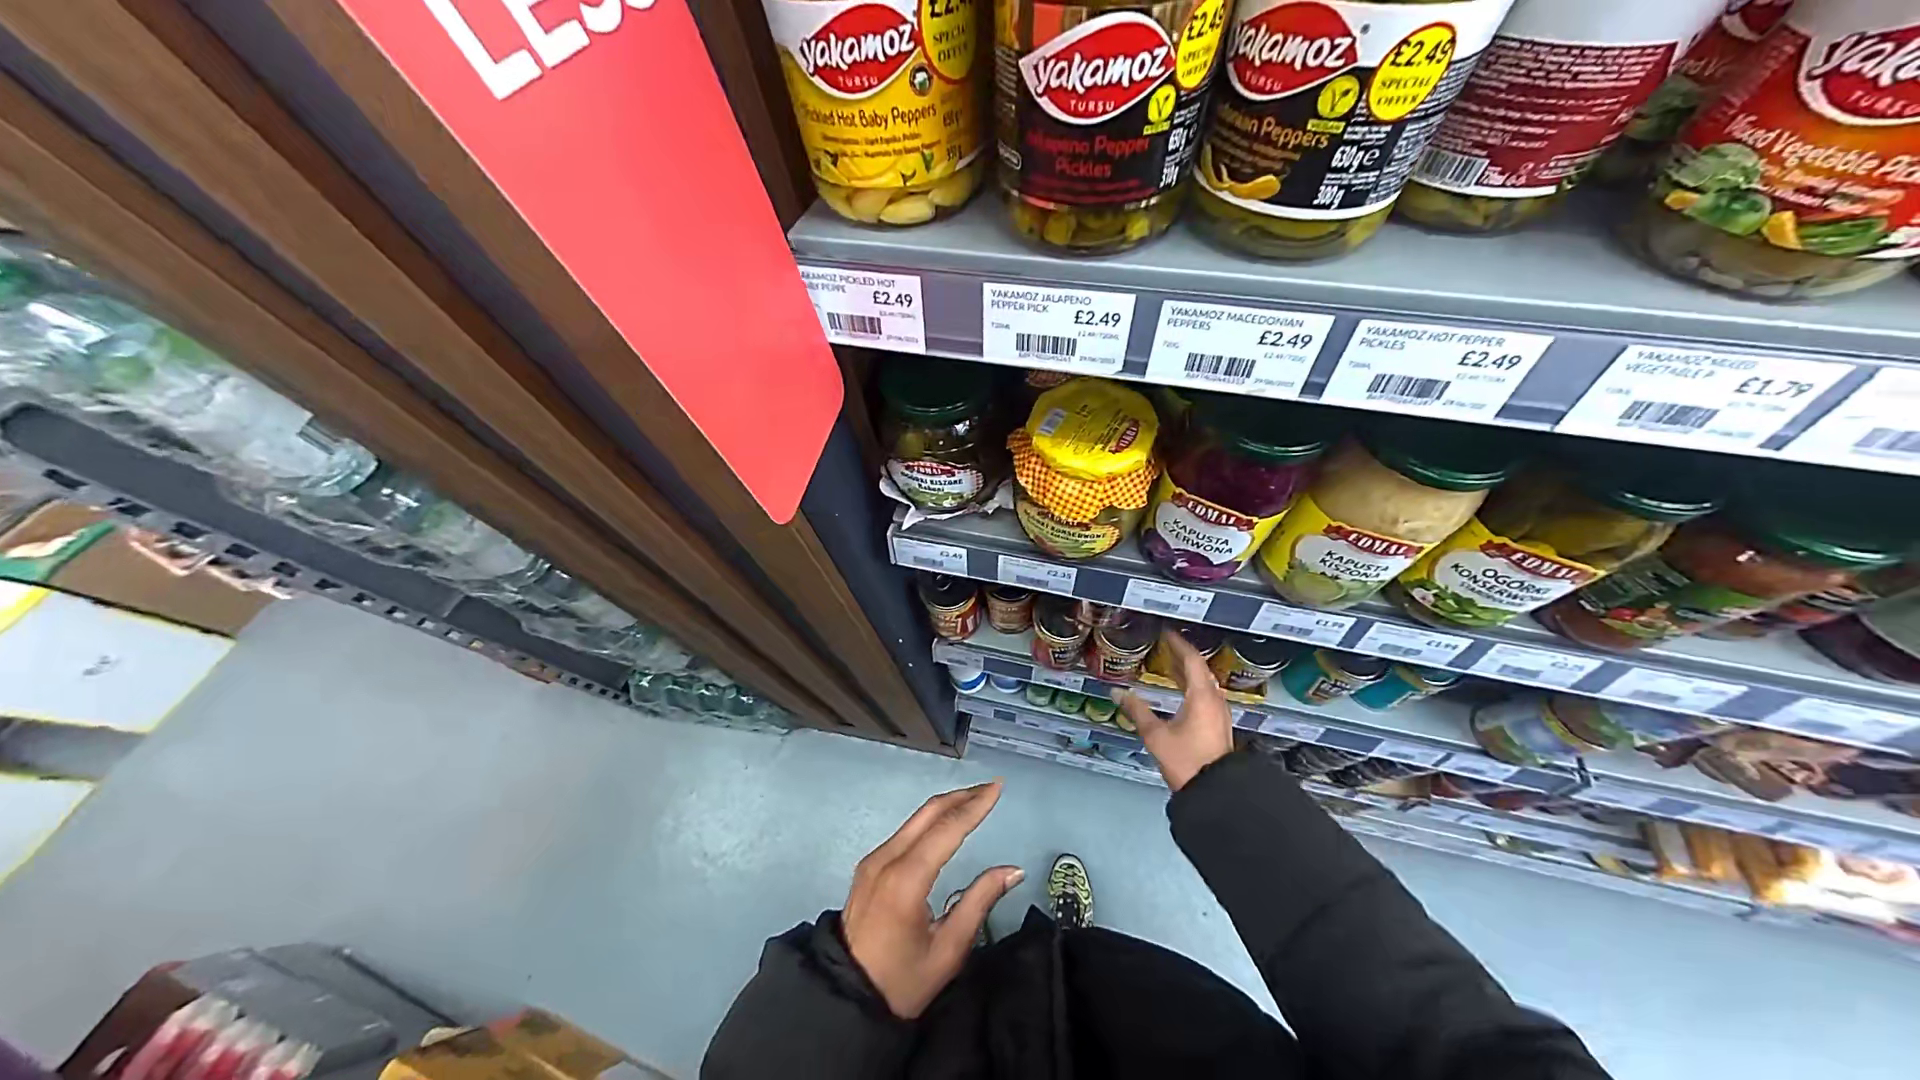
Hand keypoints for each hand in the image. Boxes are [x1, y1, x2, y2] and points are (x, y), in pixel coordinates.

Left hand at [843, 781, 1022, 1018]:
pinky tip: (946, 824)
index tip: (997, 788)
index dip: (975, 805)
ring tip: (975, 801)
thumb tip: (1012, 870)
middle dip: (962, 796)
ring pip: (915, 819)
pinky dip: (930, 820)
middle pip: (928, 813)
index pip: (947, 828)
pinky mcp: (868, 866)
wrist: (846, 996)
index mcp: (906, 879)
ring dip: (947, 806)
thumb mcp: (949, 949)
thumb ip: (980, 902)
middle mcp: (886, 859)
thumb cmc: (902, 981)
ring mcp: (873, 860)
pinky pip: (904, 832)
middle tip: (991, 788)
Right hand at [1115, 630, 1235, 790]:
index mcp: (1202, 697)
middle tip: (1164, 646)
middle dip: (1181, 656)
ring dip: (1186, 672)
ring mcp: (1218, 714)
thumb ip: (1136, 711)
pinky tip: (1179, 692)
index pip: (1192, 660)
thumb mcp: (1155, 734)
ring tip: (1168, 665)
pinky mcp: (1217, 726)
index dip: (1179, 644)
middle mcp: (1214, 701)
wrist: (1215, 791)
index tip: (1166, 633)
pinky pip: (1205, 696)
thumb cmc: (1186, 761)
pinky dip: (1191, 687)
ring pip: (1203, 684)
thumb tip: (1118, 693)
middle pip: (1199, 670)